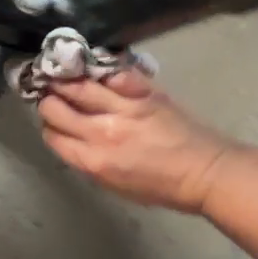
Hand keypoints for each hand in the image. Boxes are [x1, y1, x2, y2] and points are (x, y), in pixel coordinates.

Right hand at [36, 70, 240, 214]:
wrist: (209, 173)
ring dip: (65, 80)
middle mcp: (102, 132)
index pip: (51, 134)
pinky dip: (99, 71)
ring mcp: (123, 108)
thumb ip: (86, 160)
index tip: (55, 123)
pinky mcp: (144, 92)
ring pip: (76, 84)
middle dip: (48, 101)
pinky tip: (95, 71)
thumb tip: (68, 138)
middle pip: (53, 107)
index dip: (48, 126)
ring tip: (63, 75)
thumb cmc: (162, 187)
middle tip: (53, 96)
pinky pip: (110, 73)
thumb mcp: (114, 186)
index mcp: (93, 160)